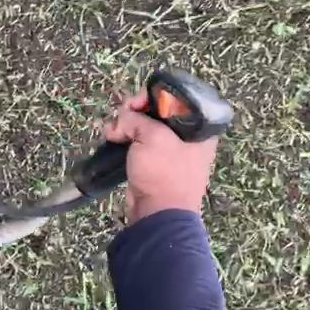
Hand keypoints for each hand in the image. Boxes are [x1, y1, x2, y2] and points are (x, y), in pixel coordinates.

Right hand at [103, 91, 219, 223]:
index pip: (175, 100)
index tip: (134, 104)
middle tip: (120, 120)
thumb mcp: (153, 137)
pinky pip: (136, 140)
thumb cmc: (164, 172)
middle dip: (133, 113)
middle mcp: (186, 137)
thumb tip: (122, 120)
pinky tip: (111, 139)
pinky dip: (122, 137)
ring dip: (123, 125)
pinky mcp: (152, 160)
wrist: (158, 211)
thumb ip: (136, 118)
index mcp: (199, 129)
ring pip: (142, 125)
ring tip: (112, 133)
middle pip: (155, 111)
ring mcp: (168, 149)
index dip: (152, 97)